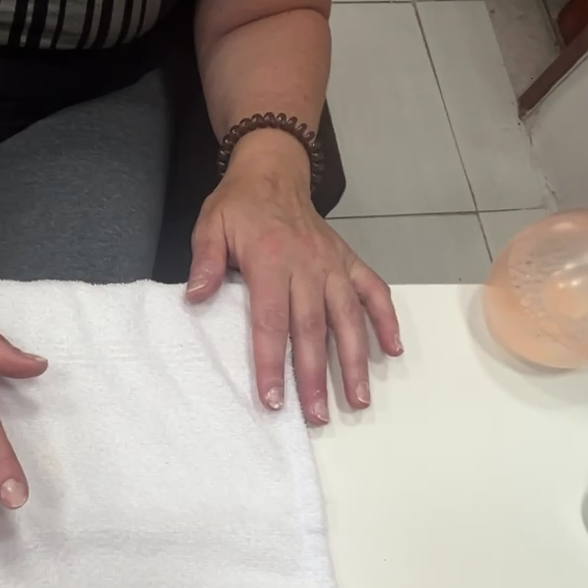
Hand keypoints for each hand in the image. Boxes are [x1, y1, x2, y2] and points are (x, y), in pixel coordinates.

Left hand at [188, 130, 402, 423]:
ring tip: (358, 400)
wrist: (273, 171)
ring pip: (347, 319)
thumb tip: (194, 299)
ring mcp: (333, 265)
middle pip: (312, 330)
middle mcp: (308, 266)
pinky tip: (392, 351)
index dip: (271, 364)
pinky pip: (374, 291)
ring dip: (353, 362)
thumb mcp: (211, 228)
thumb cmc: (238, 206)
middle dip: (314, 377)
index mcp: (271, 262)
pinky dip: (386, 320)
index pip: (270, 323)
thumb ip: (204, 264)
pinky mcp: (349, 261)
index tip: (273, 400)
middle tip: (317, 417)